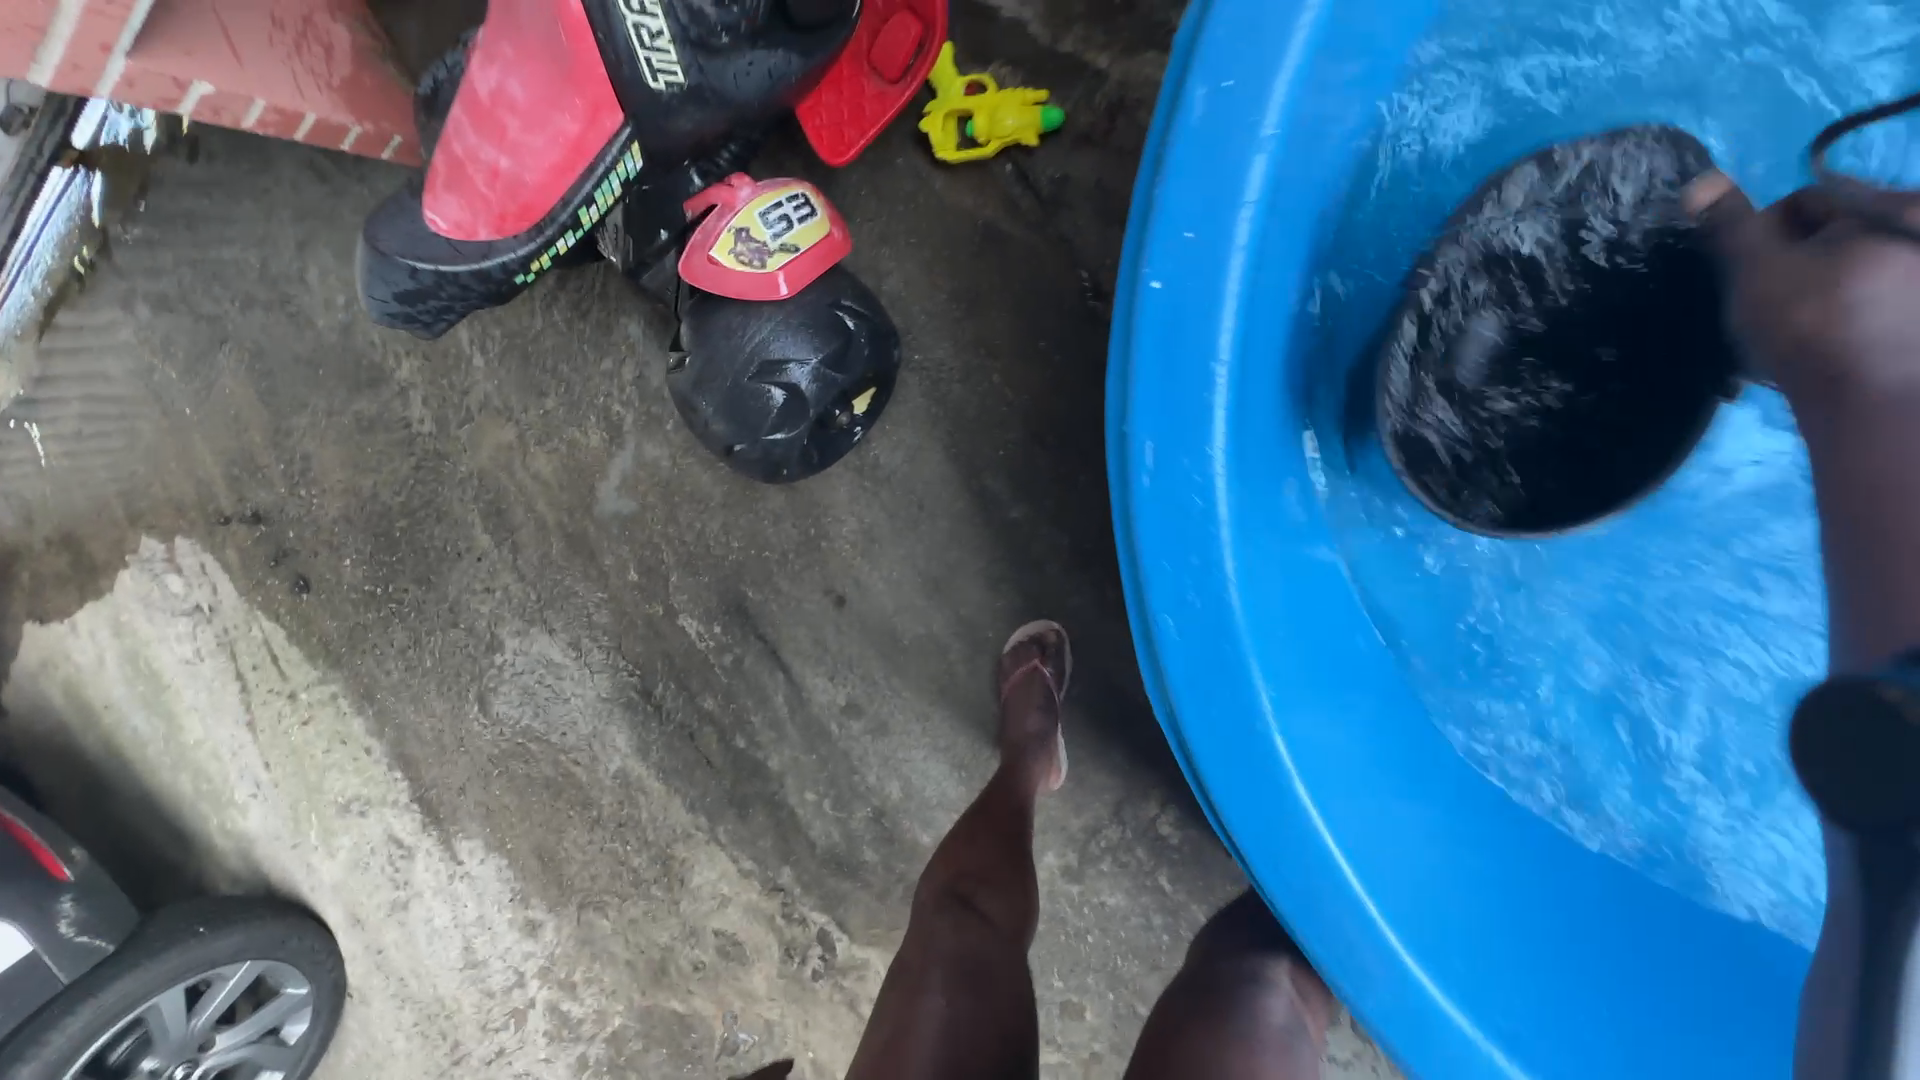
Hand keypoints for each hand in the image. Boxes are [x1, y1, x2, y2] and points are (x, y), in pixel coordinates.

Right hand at [1684, 171, 1919, 408]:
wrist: (1869, 398)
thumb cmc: (1809, 325)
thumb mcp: (1757, 269)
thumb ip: (1730, 225)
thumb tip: (1702, 180)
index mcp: (1897, 207)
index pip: (1810, 199)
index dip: (1765, 232)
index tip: (1747, 272)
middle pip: (1841, 229)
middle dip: (1800, 257)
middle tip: (1771, 299)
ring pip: (1858, 260)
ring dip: (1823, 282)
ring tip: (1798, 322)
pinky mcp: (1918, 309)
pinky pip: (1879, 290)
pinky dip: (1852, 303)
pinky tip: (1833, 333)